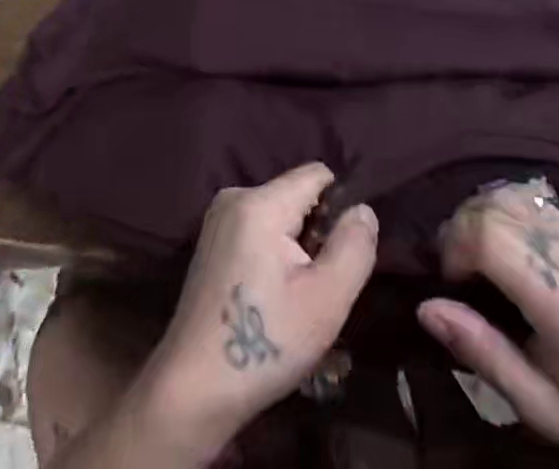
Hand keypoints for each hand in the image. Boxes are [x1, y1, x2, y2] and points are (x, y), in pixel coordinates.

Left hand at [130, 163, 377, 460]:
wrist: (195, 384)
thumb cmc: (267, 341)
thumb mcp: (328, 298)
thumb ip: (354, 245)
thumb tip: (363, 209)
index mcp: (259, 202)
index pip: (317, 174)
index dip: (340, 206)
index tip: (342, 252)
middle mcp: (233, 197)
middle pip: (296, 195)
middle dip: (317, 231)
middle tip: (320, 283)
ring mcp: (216, 219)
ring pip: (278, 215)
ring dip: (297, 247)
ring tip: (296, 294)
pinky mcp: (210, 241)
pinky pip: (258, 229)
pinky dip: (274, 253)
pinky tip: (271, 296)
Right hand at [417, 179, 558, 468]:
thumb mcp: (542, 409)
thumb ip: (483, 353)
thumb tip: (426, 308)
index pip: (493, 237)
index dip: (455, 246)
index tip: (453, 281)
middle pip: (495, 208)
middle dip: (458, 229)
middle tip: (458, 271)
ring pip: (510, 196)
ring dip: (478, 217)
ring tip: (476, 258)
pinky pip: (531, 201)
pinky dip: (501, 213)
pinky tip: (503, 249)